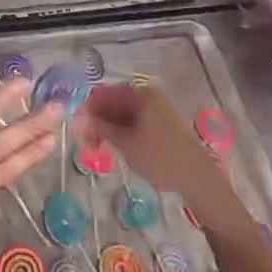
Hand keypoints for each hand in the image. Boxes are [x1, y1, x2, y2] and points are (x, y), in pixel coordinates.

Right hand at [77, 84, 226, 209]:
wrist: (196, 178)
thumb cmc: (160, 158)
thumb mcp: (125, 143)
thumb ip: (101, 126)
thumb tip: (81, 117)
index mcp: (141, 95)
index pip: (104, 93)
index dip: (88, 108)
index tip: (76, 126)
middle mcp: (148, 96)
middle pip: (113, 102)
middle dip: (97, 119)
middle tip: (85, 140)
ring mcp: (155, 110)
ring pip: (122, 114)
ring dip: (107, 127)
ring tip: (96, 147)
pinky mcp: (159, 123)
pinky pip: (133, 122)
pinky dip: (120, 132)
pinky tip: (112, 146)